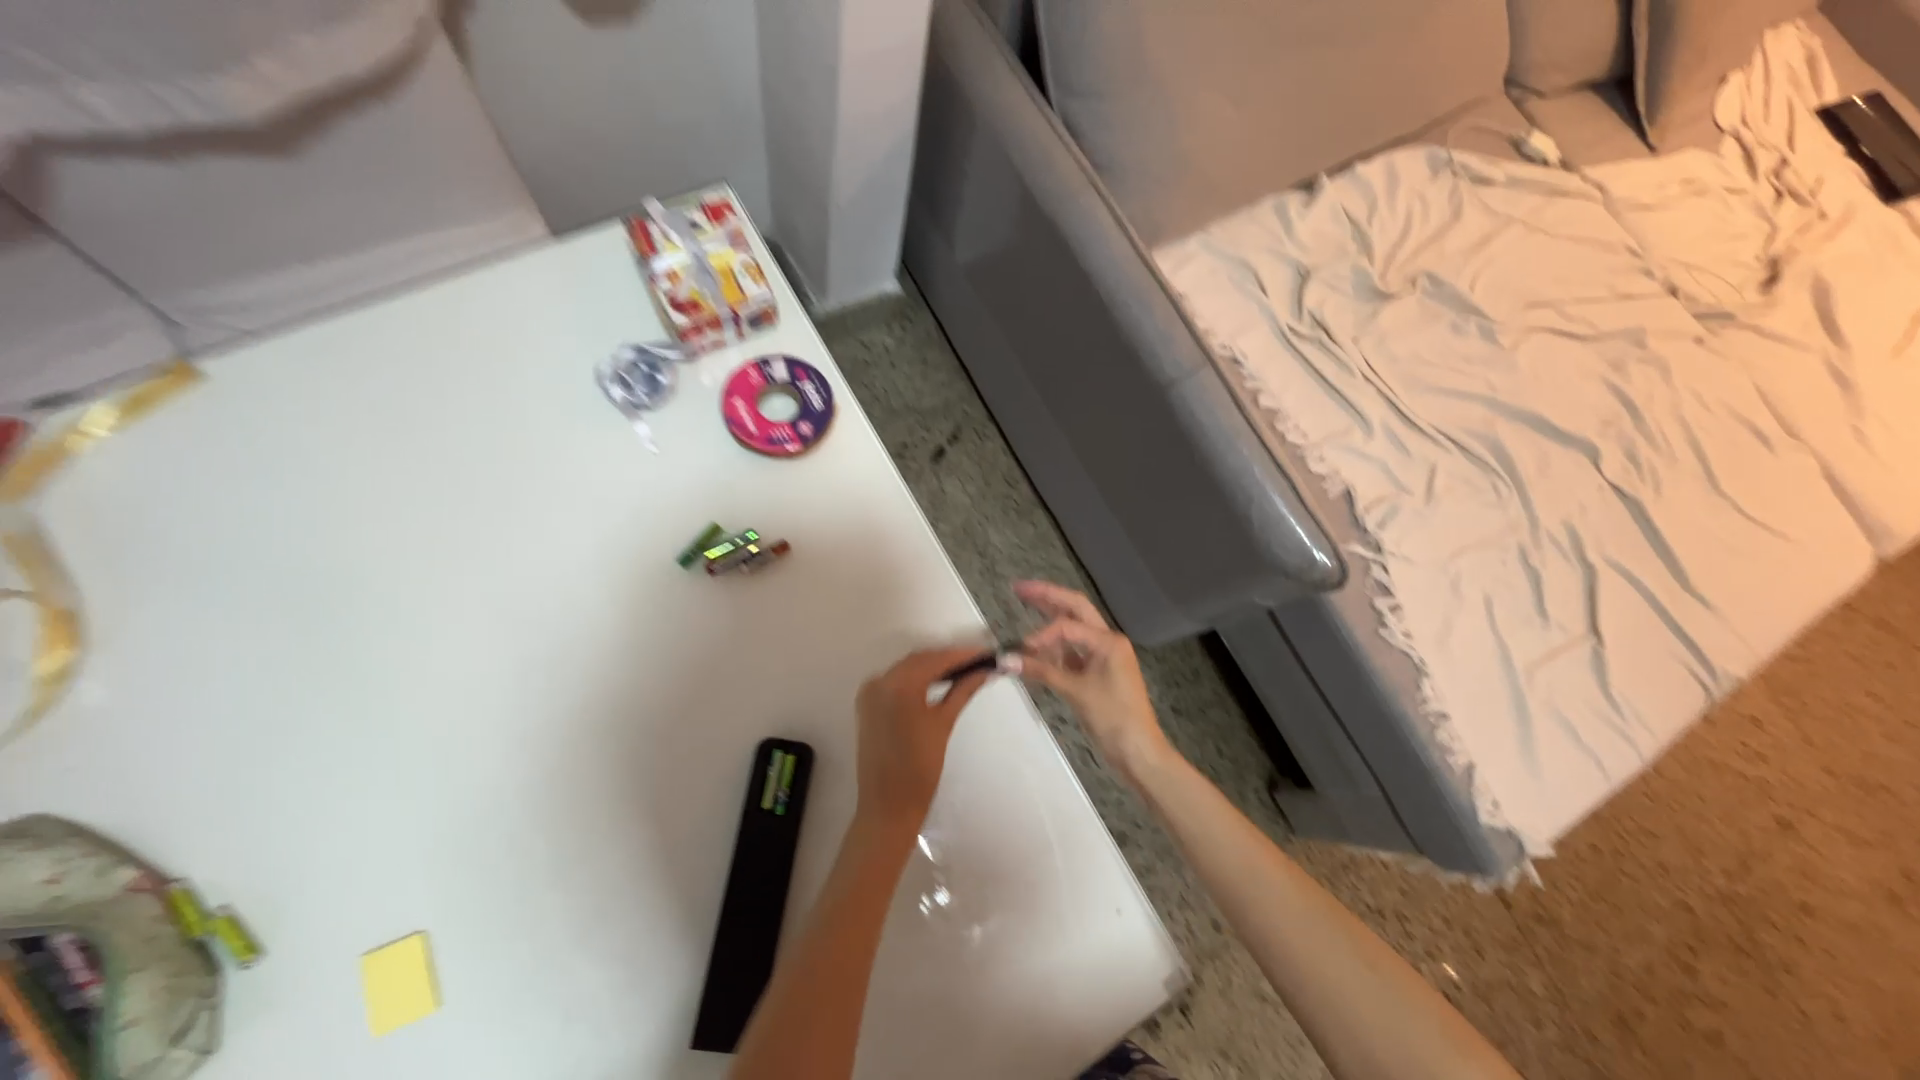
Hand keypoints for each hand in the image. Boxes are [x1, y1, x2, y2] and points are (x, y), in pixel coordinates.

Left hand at [853, 647, 991, 834]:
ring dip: (933, 667)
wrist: (889, 805)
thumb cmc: (920, 769)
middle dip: (949, 659)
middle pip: (920, 660)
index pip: (936, 659)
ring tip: (964, 671)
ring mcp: (870, 692)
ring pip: (907, 669)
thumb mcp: (944, 724)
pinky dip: (916, 679)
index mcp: (899, 685)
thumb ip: (963, 691)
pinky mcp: (866, 704)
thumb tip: (985, 672)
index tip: (987, 653)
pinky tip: (938, 683)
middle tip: (979, 661)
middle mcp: (880, 681)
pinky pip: (894, 682)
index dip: (963, 654)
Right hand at [1014, 581, 1174, 783]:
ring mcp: (1104, 656)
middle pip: (1075, 610)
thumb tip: (1005, 660)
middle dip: (1048, 597)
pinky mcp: (1098, 672)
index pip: (1067, 625)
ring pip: (1074, 629)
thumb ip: (1041, 671)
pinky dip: (1055, 648)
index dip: (1042, 634)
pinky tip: (1038, 647)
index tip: (1022, 649)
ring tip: (1026, 603)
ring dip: (1051, 619)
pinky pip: (1074, 651)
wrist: (1137, 749)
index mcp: (1108, 641)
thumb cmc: (1112, 717)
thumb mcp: (1076, 691)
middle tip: (1018, 588)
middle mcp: (1108, 641)